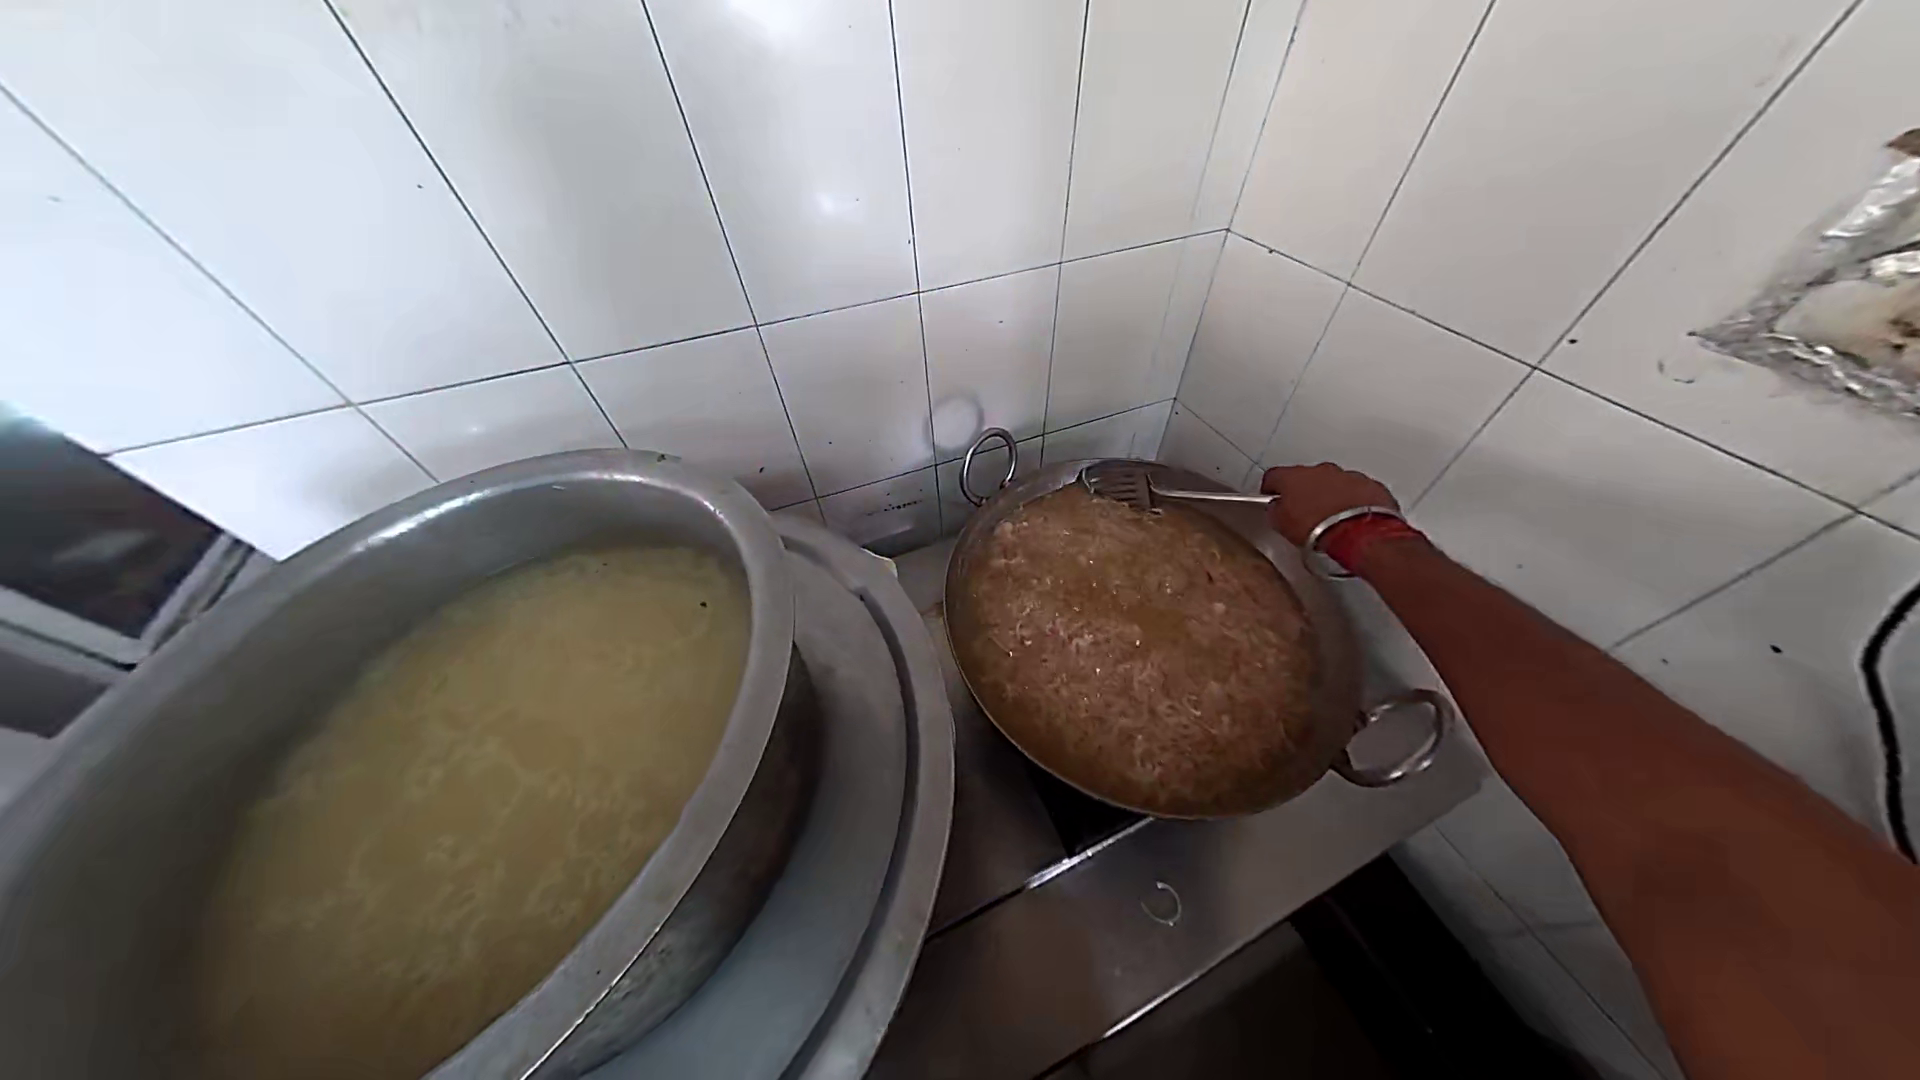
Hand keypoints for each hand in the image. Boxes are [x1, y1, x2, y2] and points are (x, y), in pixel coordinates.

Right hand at [1259, 463, 1398, 547]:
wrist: (1359, 534)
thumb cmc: (1319, 528)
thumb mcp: (1281, 524)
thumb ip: (1275, 510)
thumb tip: (1277, 509)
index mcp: (1293, 477)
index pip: (1274, 475)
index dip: (1271, 487)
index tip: (1271, 494)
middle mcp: (1320, 470)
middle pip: (1306, 476)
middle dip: (1304, 490)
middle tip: (1303, 510)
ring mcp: (1347, 476)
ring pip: (1333, 481)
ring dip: (1329, 494)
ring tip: (1328, 516)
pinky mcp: (1371, 486)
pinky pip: (1358, 489)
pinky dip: (1352, 499)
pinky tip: (1349, 516)